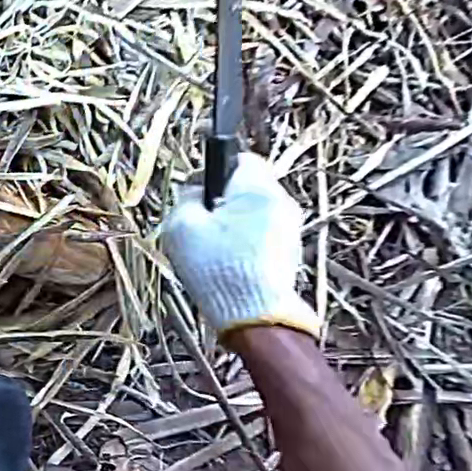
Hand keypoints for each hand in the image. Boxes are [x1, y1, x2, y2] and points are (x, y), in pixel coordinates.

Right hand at [158, 153, 319, 338]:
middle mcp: (282, 203)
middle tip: (196, 223)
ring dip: (230, 222)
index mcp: (257, 189)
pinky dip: (241, 241)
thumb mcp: (182, 226)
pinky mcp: (288, 251)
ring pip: (253, 212)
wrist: (253, 312)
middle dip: (220, 200)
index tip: (194, 189)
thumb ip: (186, 199)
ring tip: (208, 247)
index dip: (214, 169)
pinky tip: (224, 262)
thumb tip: (194, 189)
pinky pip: (260, 233)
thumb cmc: (215, 265)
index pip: (241, 158)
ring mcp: (289, 228)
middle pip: (247, 187)